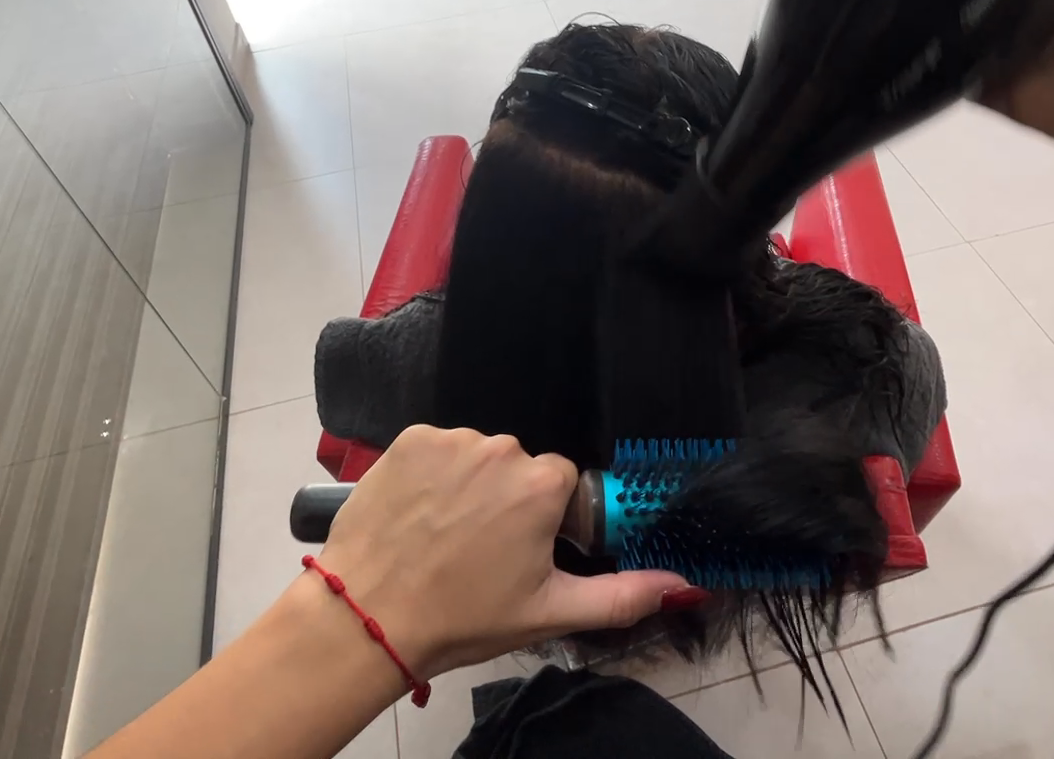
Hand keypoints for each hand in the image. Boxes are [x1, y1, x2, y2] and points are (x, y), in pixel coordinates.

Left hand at [316, 425, 690, 678]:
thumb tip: (685, 583)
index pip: (558, 482)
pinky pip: (438, 447)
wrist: (369, 614)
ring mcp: (453, 438)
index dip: (541, 516)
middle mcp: (503, 447)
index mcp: (542, 484)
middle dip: (507, 498)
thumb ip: (623, 594)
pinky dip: (432, 471)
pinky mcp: (411, 436)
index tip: (518, 546)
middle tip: (478, 545)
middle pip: (519, 465)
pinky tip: (418, 508)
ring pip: (478, 454)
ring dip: (469, 483)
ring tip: (443, 530)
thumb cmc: (464, 616)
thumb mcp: (549, 612)